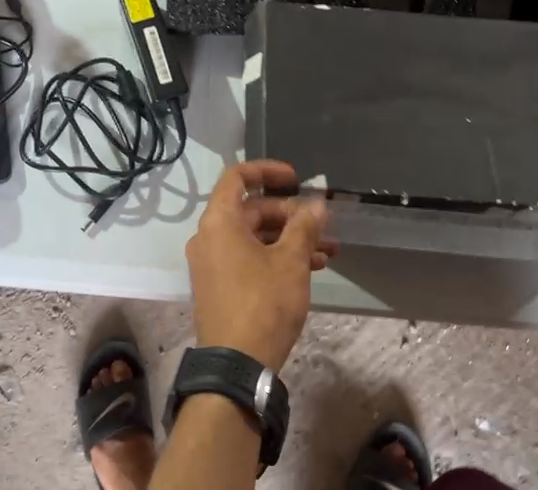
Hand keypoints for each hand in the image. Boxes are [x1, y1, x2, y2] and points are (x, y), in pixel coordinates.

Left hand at [185, 160, 336, 372]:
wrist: (237, 366)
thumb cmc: (263, 303)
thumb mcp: (290, 262)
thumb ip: (304, 227)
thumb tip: (317, 204)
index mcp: (219, 221)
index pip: (237, 177)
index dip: (267, 171)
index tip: (296, 179)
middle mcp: (209, 236)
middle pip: (251, 210)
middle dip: (290, 215)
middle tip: (323, 227)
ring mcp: (211, 263)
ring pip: (254, 238)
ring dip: (289, 240)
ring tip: (328, 252)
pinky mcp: (219, 286)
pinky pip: (248, 259)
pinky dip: (275, 258)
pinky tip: (310, 270)